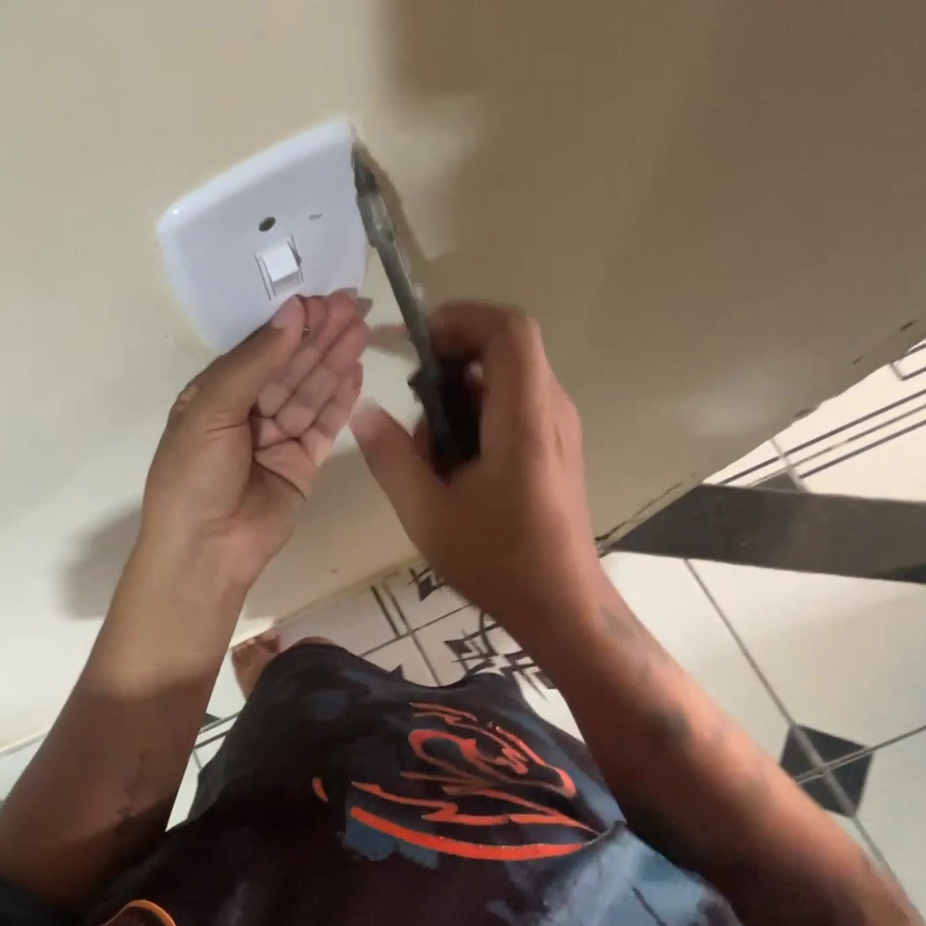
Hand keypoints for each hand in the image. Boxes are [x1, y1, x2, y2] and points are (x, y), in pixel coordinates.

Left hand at [139, 293, 366, 587]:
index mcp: (213, 397)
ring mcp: (275, 441)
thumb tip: (291, 315)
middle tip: (349, 304)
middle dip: (317, 338)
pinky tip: (356, 369)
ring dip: (333, 361)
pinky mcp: (302, 465)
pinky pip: (324, 425)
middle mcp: (245, 415)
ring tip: (360, 327)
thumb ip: (254, 363)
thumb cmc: (194, 475)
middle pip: (288, 369)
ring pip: (309, 393)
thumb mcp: (211, 410)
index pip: (257, 353)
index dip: (287, 327)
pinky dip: (339, 400)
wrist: (205, 549)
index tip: (318, 300)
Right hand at [353, 302, 605, 654]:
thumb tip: (363, 410)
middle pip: (504, 348)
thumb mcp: (426, 513)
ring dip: (458, 394)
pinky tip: (452, 464)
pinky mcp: (555, 446)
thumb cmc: (497, 561)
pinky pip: (512, 405)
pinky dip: (475, 415)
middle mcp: (551, 411)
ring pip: (505, 378)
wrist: (562, 606)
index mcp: (524, 420)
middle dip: (449, 361)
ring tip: (427, 449)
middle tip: (411, 404)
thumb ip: (391, 457)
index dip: (459, 320)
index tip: (415, 346)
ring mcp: (558, 428)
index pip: (508, 329)